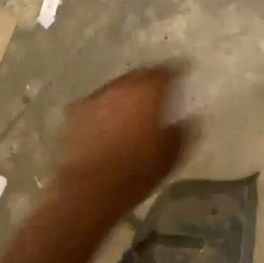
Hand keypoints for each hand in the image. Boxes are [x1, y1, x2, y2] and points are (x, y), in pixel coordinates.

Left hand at [56, 66, 192, 211]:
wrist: (89, 191)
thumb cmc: (136, 172)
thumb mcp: (171, 154)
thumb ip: (182, 130)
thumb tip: (188, 118)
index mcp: (149, 90)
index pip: (167, 70)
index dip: (177, 72)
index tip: (182, 77)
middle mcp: (123, 86)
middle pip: (140, 75)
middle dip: (149, 81)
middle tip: (157, 93)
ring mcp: (97, 97)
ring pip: (116, 88)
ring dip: (125, 94)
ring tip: (131, 108)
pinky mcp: (75, 114)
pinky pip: (96, 103)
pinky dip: (104, 108)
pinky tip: (106, 121)